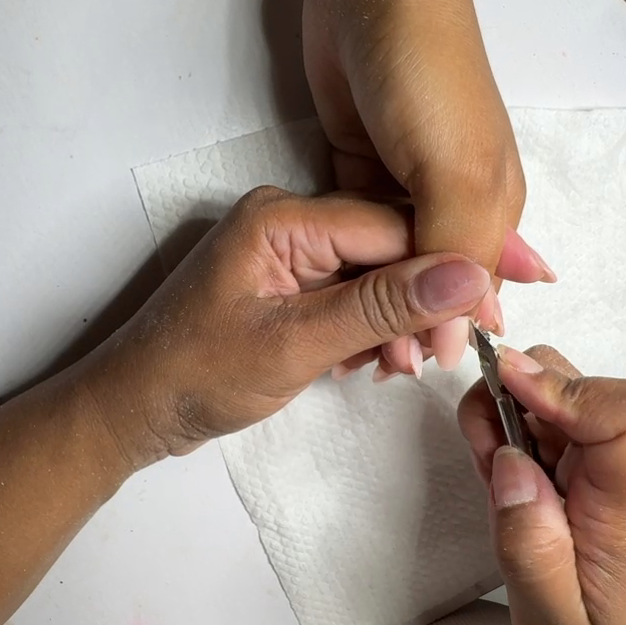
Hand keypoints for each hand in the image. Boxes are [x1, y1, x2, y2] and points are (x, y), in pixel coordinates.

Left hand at [86, 186, 494, 462]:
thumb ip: (381, 308)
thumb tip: (467, 276)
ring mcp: (290, 255)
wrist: (137, 408)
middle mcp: (290, 222)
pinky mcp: (290, 286)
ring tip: (395, 369)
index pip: (392, 226)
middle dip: (421, 302)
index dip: (446, 268)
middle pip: (387, 247)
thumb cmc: (198, 374)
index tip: (488, 317)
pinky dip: (367, 330)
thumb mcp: (294, 343)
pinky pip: (351, 296)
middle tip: (441, 356)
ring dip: (395, 323)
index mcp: (283, 216)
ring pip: (374, 276)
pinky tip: (367, 364)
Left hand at [302, 0, 541, 373]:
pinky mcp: (358, 161)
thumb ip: (454, 252)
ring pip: (388, 261)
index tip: (400, 370)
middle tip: (376, 369)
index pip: (459, 287)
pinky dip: (350, 265)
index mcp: (486, 204)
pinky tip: (340, 296)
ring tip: (353, 345)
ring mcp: (400, 179)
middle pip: (425, 279)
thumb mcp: (453, 172)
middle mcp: (447, 197)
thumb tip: (459, 333)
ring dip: (376, 300)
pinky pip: (357, 231)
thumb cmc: (424, 76)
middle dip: (405, 323)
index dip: (430, 328)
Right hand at [456, 345, 625, 624]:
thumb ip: (530, 554)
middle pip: (579, 379)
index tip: (506, 389)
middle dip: (509, 396)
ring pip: (552, 383)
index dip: (564, 389)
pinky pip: (544, 410)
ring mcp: (611, 451)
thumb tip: (509, 463)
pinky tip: (507, 477)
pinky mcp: (593, 450)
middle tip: (485, 460)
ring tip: (495, 477)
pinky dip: (507, 424)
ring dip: (502, 411)